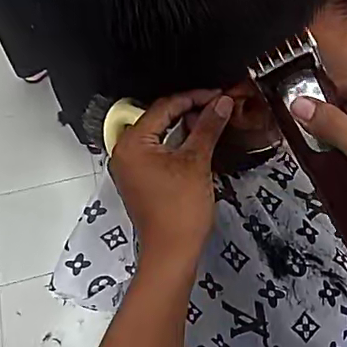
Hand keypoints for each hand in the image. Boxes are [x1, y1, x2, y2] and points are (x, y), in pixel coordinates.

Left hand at [109, 90, 233, 267]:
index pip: (163, 107)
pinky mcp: (141, 181)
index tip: (217, 96)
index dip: (194, 98)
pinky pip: (158, 152)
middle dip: (189, 111)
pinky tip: (197, 145)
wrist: (173, 250)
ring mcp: (132, 168)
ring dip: (185, 128)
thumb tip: (220, 104)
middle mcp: (125, 153)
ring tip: (210, 124)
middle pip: (159, 119)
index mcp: (132, 144)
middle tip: (216, 107)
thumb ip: (208, 127)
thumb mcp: (197, 162)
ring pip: (159, 135)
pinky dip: (178, 145)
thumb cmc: (178, 214)